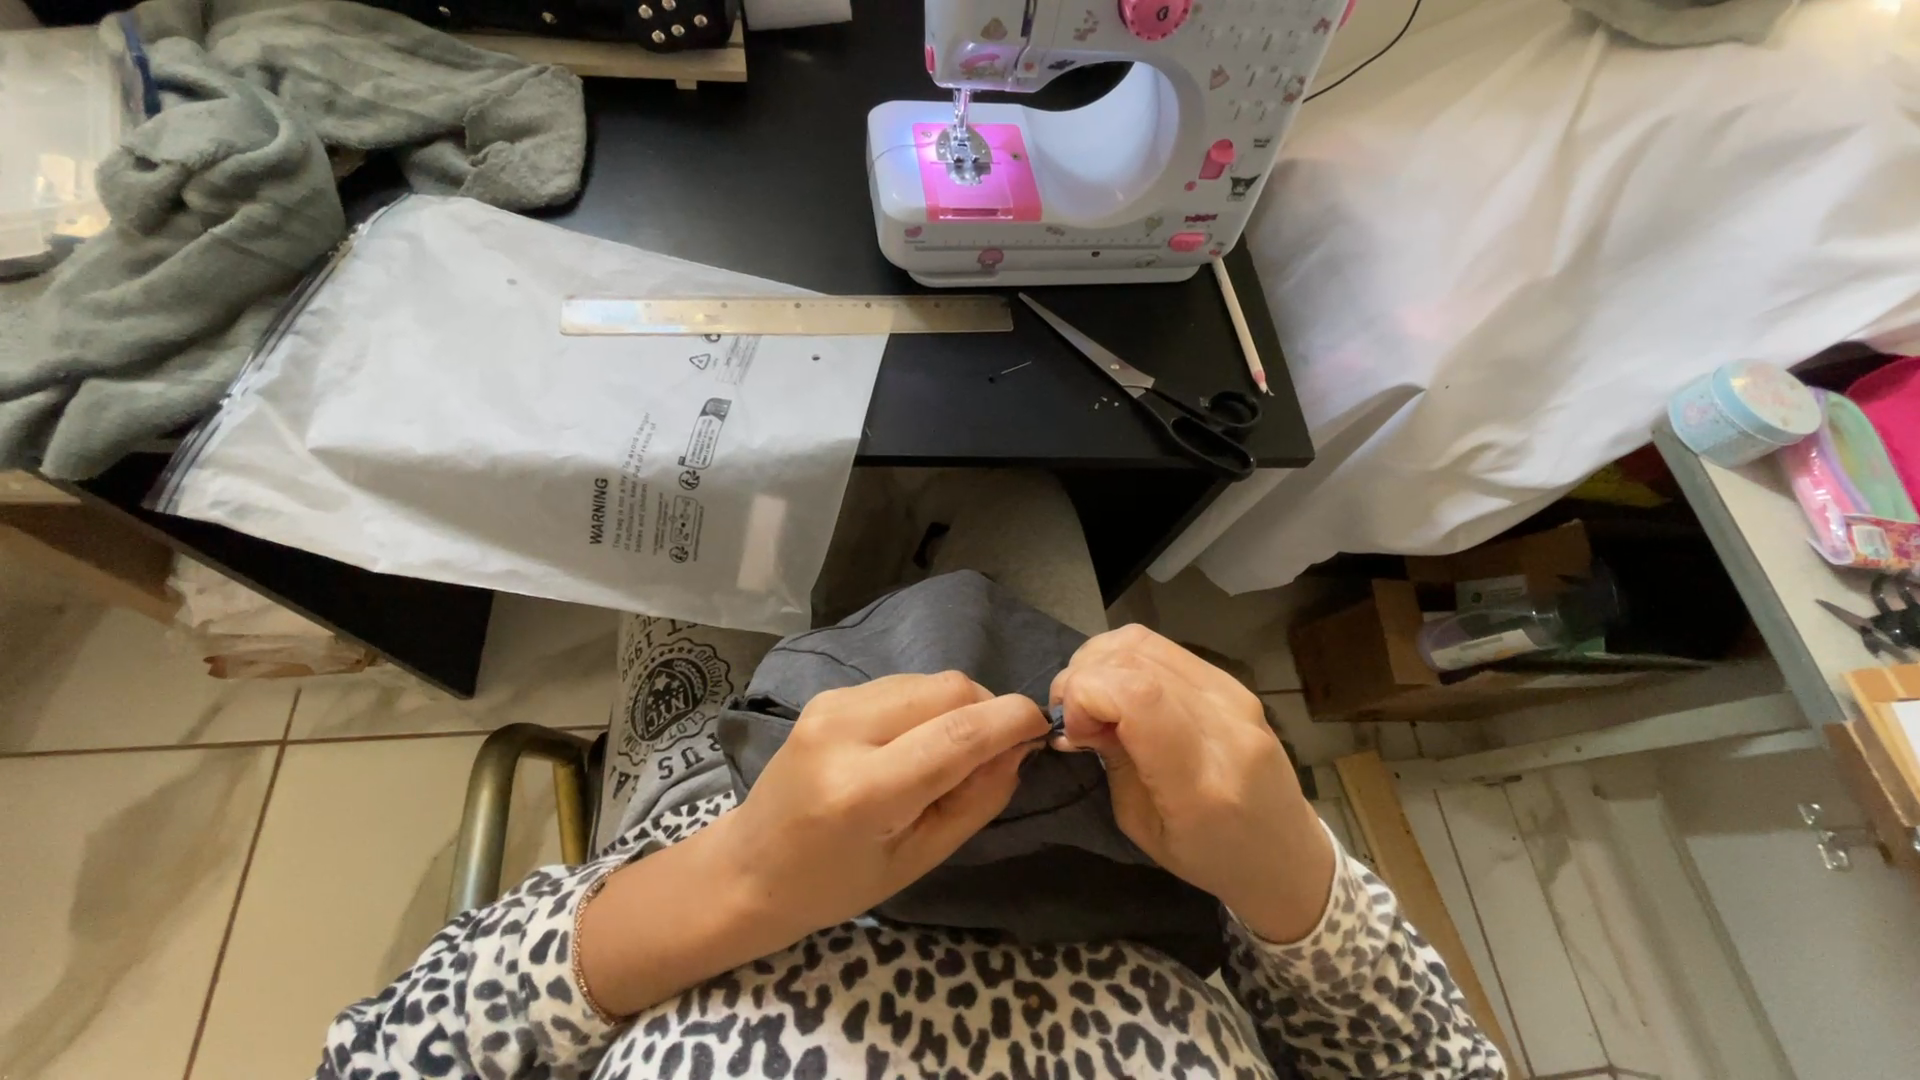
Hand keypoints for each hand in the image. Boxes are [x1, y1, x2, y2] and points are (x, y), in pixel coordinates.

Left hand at [714, 671, 1049, 937]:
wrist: (751, 867)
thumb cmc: (837, 884)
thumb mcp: (918, 859)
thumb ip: (976, 799)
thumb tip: (1018, 747)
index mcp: (864, 790)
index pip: (958, 732)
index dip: (1013, 720)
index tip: (1042, 727)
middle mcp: (844, 730)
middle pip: (949, 689)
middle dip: (988, 710)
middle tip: (995, 751)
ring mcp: (831, 704)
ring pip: (930, 680)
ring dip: (958, 707)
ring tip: (949, 753)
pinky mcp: (829, 694)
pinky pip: (904, 684)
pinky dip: (928, 705)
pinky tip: (915, 742)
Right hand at [1051, 625, 1334, 943]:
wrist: (1287, 854)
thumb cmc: (1209, 856)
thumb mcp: (1141, 826)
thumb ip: (1111, 759)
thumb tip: (1075, 715)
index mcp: (1201, 782)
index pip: (1137, 697)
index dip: (1086, 693)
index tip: (1073, 727)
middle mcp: (1224, 727)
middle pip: (1134, 660)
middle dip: (1084, 676)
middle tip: (1073, 713)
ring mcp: (1235, 697)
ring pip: (1144, 642)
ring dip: (1100, 661)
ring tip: (1093, 698)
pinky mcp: (1235, 683)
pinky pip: (1164, 648)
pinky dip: (1126, 659)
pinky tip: (1120, 688)